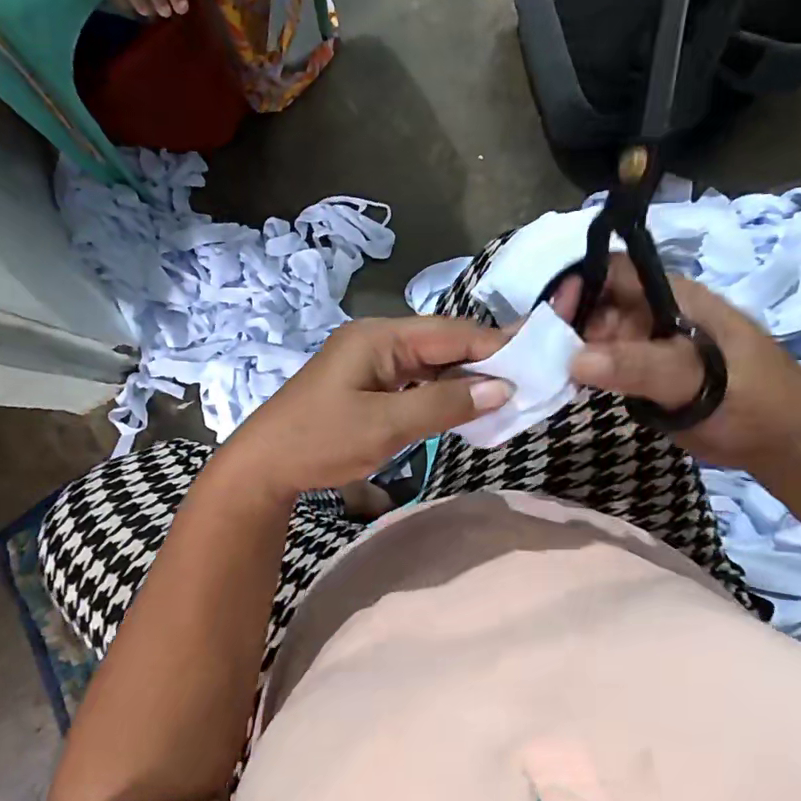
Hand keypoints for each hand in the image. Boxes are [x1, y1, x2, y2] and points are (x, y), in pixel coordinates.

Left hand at [213, 317, 514, 498]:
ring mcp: (367, 364)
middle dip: (483, 362)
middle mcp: (374, 341)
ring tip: (507, 395)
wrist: (262, 467)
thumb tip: (503, 388)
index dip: (495, 345)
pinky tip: (463, 408)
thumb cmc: (320, 441)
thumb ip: (445, 404)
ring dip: (462, 381)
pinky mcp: (363, 387)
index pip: (449, 333)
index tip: (538, 360)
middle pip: (440, 345)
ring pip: (428, 365)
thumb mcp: (386, 425)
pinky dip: (439, 395)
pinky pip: (412, 383)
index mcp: (377, 337)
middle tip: (530, 380)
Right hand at [551, 256, 800, 468]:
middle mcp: (653, 314)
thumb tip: (573, 359)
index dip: (576, 285)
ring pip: (593, 337)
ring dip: (566, 352)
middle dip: (562, 325)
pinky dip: (580, 374)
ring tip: (538, 374)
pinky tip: (560, 388)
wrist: (787, 445)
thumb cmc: (753, 400)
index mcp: (671, 297)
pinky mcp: (642, 374)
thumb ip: (638, 366)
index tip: (547, 319)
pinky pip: (601, 365)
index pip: (611, 271)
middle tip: (532, 356)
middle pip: (593, 305)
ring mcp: (647, 345)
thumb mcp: (697, 378)